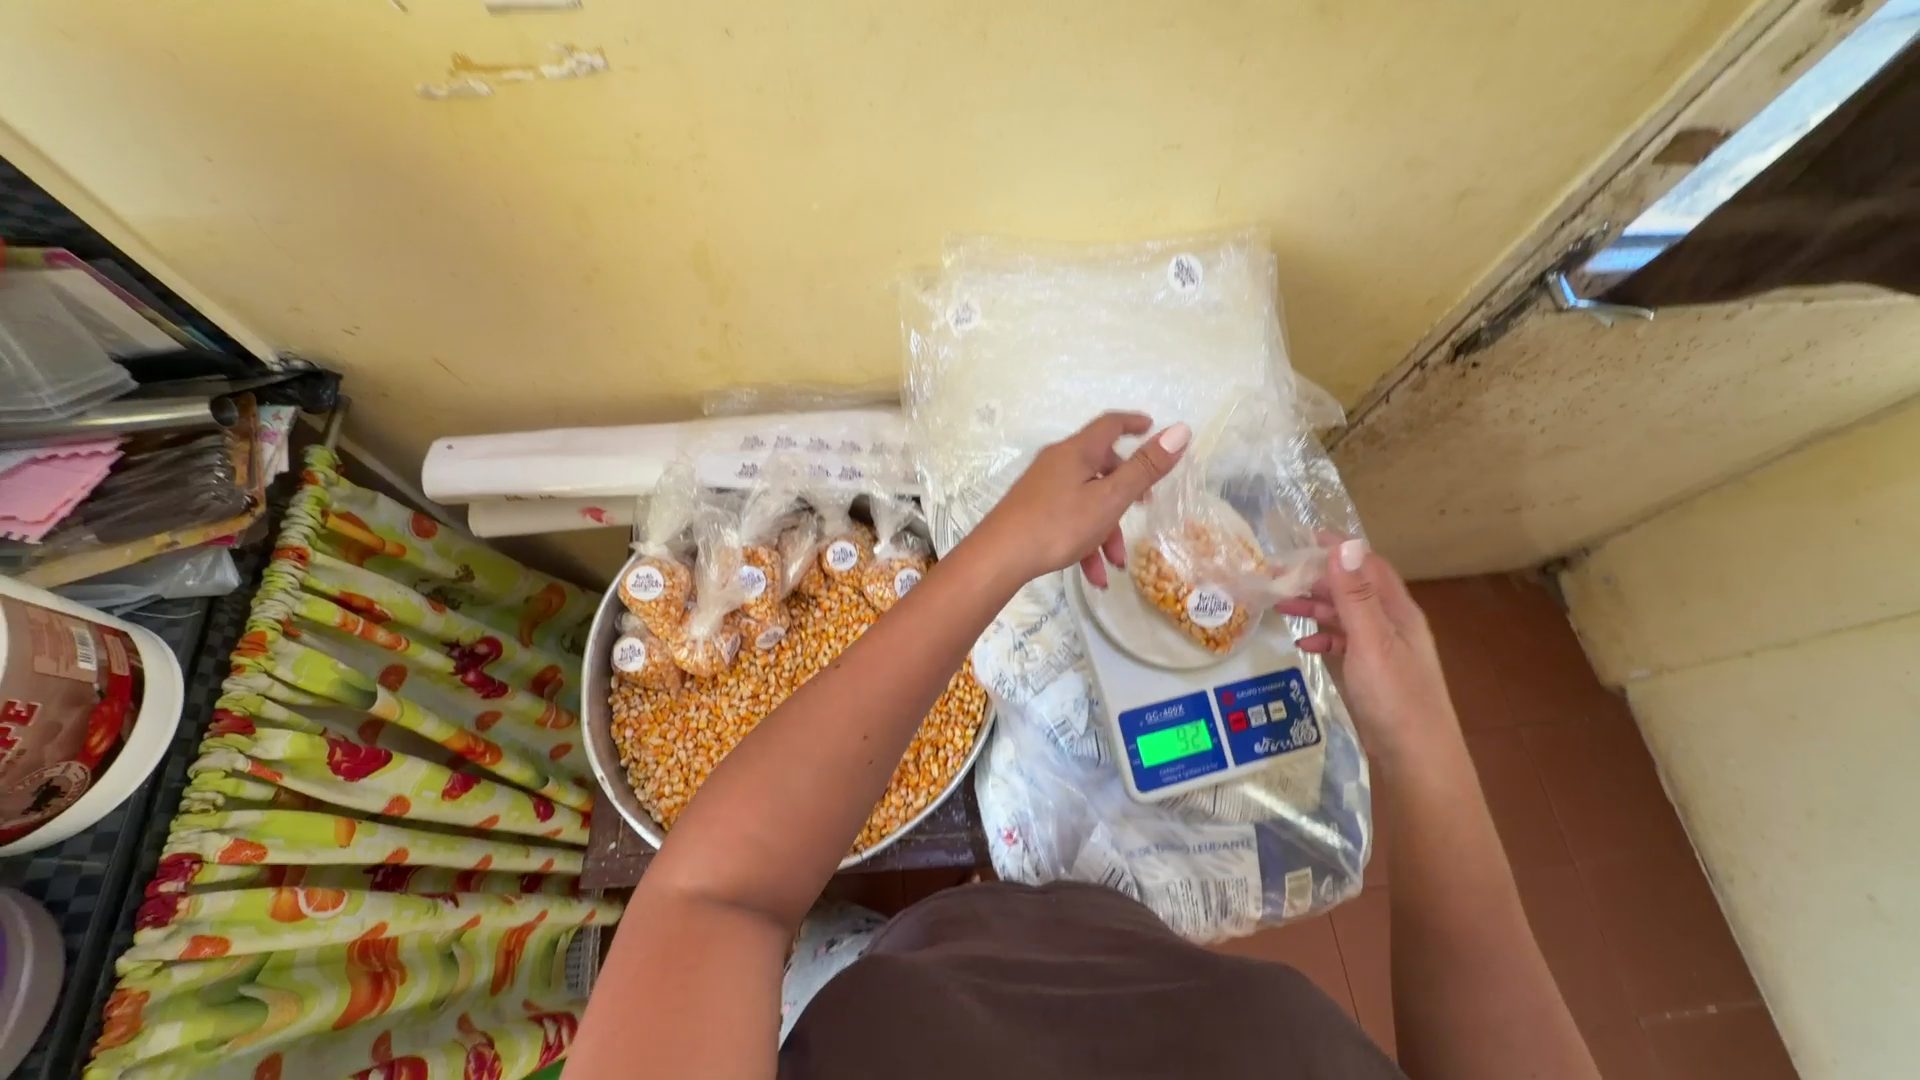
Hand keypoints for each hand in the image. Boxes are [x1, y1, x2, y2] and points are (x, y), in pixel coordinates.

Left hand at [967, 412, 1190, 589]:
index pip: (1110, 425)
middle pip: (1100, 467)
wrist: (999, 557)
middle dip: (1126, 492)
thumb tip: (1180, 430)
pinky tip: (1094, 577)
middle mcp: (1057, 463)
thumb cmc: (1058, 524)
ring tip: (1116, 564)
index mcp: (1077, 452)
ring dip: (1106, 532)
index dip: (1134, 423)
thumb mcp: (1110, 498)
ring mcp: (1042, 489)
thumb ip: (1145, 468)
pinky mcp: (1032, 512)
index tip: (1153, 428)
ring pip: (1087, 502)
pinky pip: (1068, 521)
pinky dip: (1085, 544)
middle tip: (1144, 508)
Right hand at [1274, 539, 1458, 759]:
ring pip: (1343, 615)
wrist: (1414, 756)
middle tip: (1277, 575)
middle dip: (1316, 579)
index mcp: (1397, 611)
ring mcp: (1380, 649)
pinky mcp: (1368, 671)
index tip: (1303, 538)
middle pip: (1351, 588)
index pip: (1366, 565)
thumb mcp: (1371, 641)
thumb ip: (1354, 596)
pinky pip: (1341, 642)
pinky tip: (1304, 644)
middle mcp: (1390, 624)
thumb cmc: (1395, 695)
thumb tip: (1342, 546)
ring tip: (1280, 606)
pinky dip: (1321, 637)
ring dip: (1314, 607)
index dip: (1338, 549)